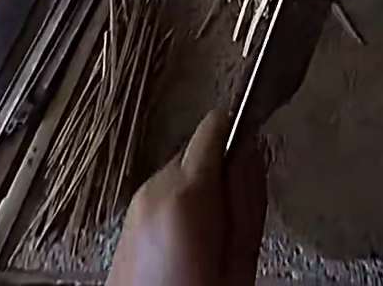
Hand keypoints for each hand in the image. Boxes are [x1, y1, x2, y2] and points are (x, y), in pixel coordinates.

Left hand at [107, 109, 266, 285]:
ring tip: (213, 236)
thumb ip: (249, 195)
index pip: (217, 123)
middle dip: (223, 167)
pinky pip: (165, 192)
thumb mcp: (240, 260)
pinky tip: (190, 245)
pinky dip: (183, 203)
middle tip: (237, 211)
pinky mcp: (127, 222)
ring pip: (184, 168)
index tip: (255, 151)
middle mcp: (154, 188)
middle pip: (201, 146)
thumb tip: (252, 145)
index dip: (240, 129)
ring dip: (203, 186)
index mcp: (186, 192)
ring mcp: (136, 205)